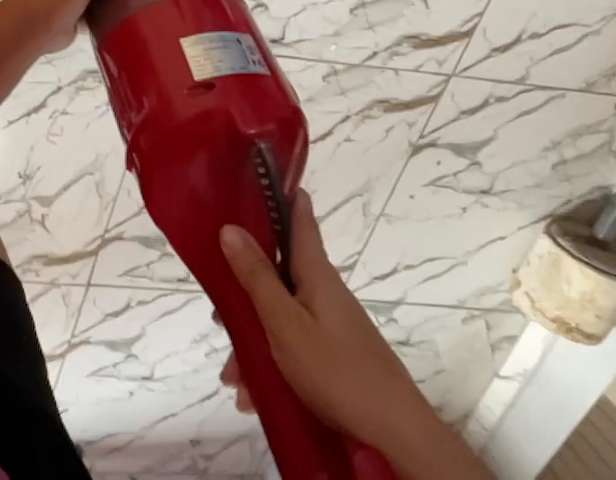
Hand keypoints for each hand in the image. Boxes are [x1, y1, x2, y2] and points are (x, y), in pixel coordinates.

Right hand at [219, 192, 451, 462]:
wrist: (395, 435)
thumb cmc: (337, 370)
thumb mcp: (284, 323)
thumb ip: (256, 277)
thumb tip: (229, 227)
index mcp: (315, 273)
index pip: (300, 219)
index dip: (280, 197)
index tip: (252, 180)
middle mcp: (322, 291)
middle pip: (274, 273)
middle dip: (242, 294)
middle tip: (220, 317)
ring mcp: (327, 323)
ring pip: (276, 316)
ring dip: (250, 342)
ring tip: (235, 380)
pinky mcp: (329, 354)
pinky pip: (288, 346)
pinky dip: (267, 365)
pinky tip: (253, 395)